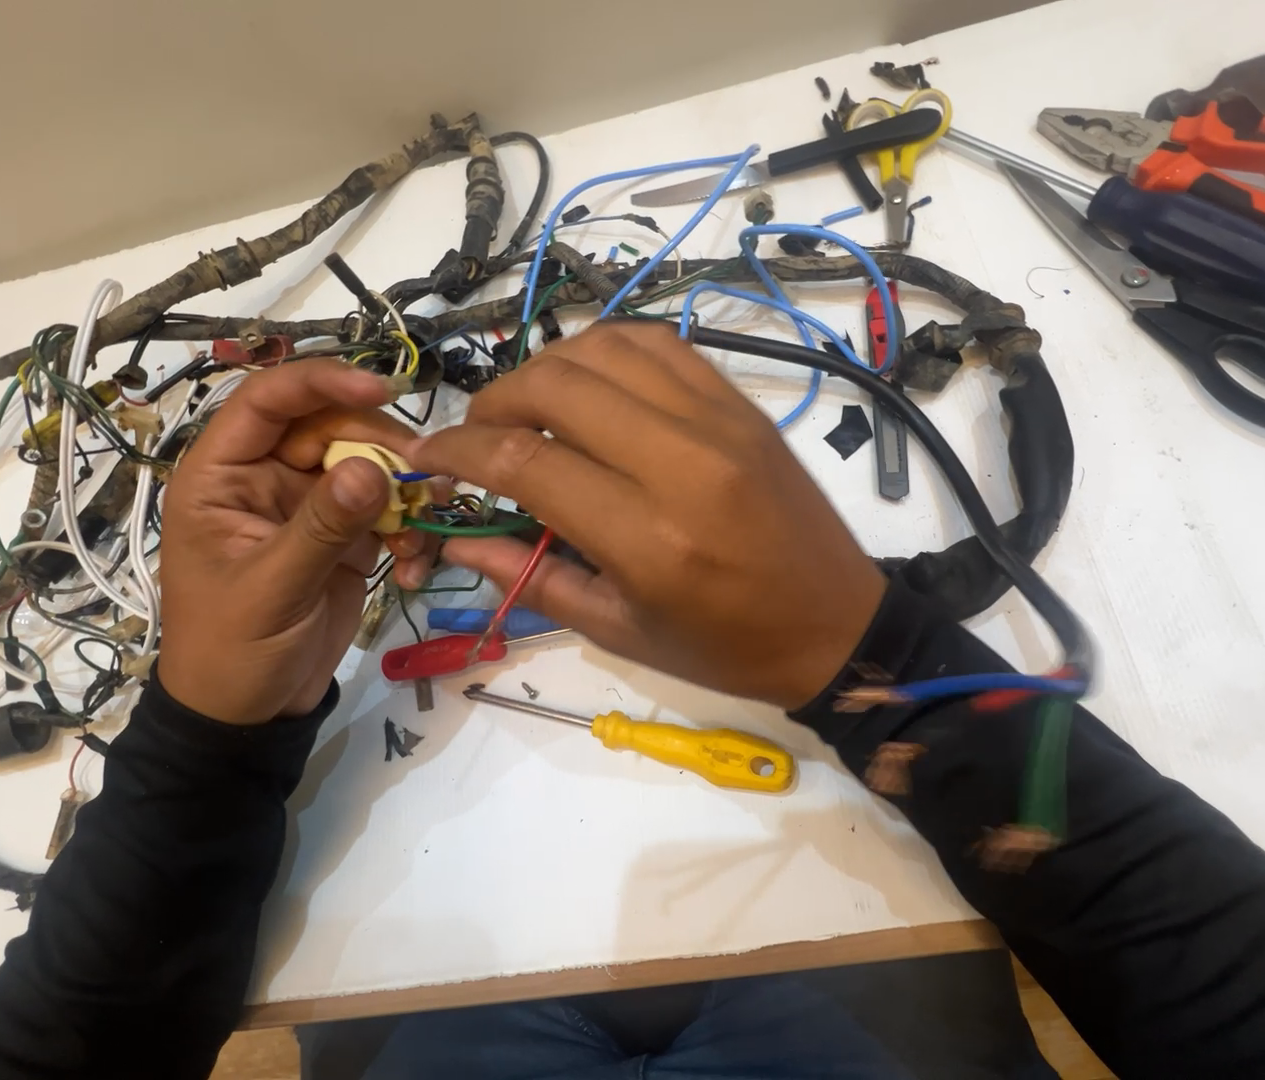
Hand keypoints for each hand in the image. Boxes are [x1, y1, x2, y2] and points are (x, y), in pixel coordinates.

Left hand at [158, 361, 429, 723]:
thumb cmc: (233, 649)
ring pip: (369, 466)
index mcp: (223, 475)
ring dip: (405, 491)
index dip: (322, 383)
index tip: (382, 390)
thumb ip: (321, 527)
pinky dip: (409, 534)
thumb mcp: (272, 589)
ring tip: (426, 526)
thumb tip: (374, 468)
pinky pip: (387, 512)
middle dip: (383, 447)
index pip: (268, 401)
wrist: (253, 711)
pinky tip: (413, 569)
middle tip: (426, 476)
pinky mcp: (345, 537)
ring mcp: (311, 506)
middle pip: (333, 428)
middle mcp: (267, 478)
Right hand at [408, 321, 884, 708]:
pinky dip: (607, 351)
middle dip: (494, 401)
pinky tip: (592, 384)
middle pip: (557, 386)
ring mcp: (718, 421)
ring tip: (531, 408)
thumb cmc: (725, 646)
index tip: (428, 455)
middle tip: (478, 433)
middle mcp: (681, 462)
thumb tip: (458, 540)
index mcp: (647, 538)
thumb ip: (533, 578)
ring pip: (604, 348)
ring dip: (548, 368)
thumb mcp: (621, 631)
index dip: (459, 450)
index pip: (525, 462)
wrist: (835, 623)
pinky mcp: (741, 404)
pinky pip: (658, 345)